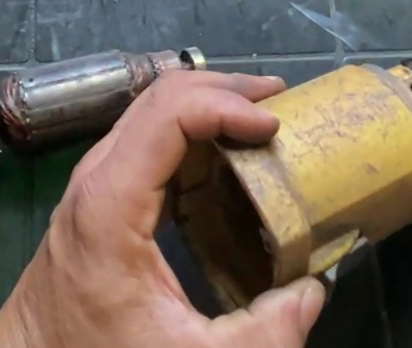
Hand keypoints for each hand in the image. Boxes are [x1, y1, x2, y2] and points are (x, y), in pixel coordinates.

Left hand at [0, 71, 325, 347]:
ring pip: (153, 106)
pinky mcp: (102, 188)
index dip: (225, 104)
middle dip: (224, 88)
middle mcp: (99, 171)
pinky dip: (192, 124)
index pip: (169, 112)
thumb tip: (314, 291)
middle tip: (280, 100)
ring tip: (259, 115)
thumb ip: (261, 335)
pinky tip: (224, 146)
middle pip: (163, 94)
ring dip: (208, 100)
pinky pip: (149, 133)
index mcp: (111, 199)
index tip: (273, 123)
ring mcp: (97, 175)